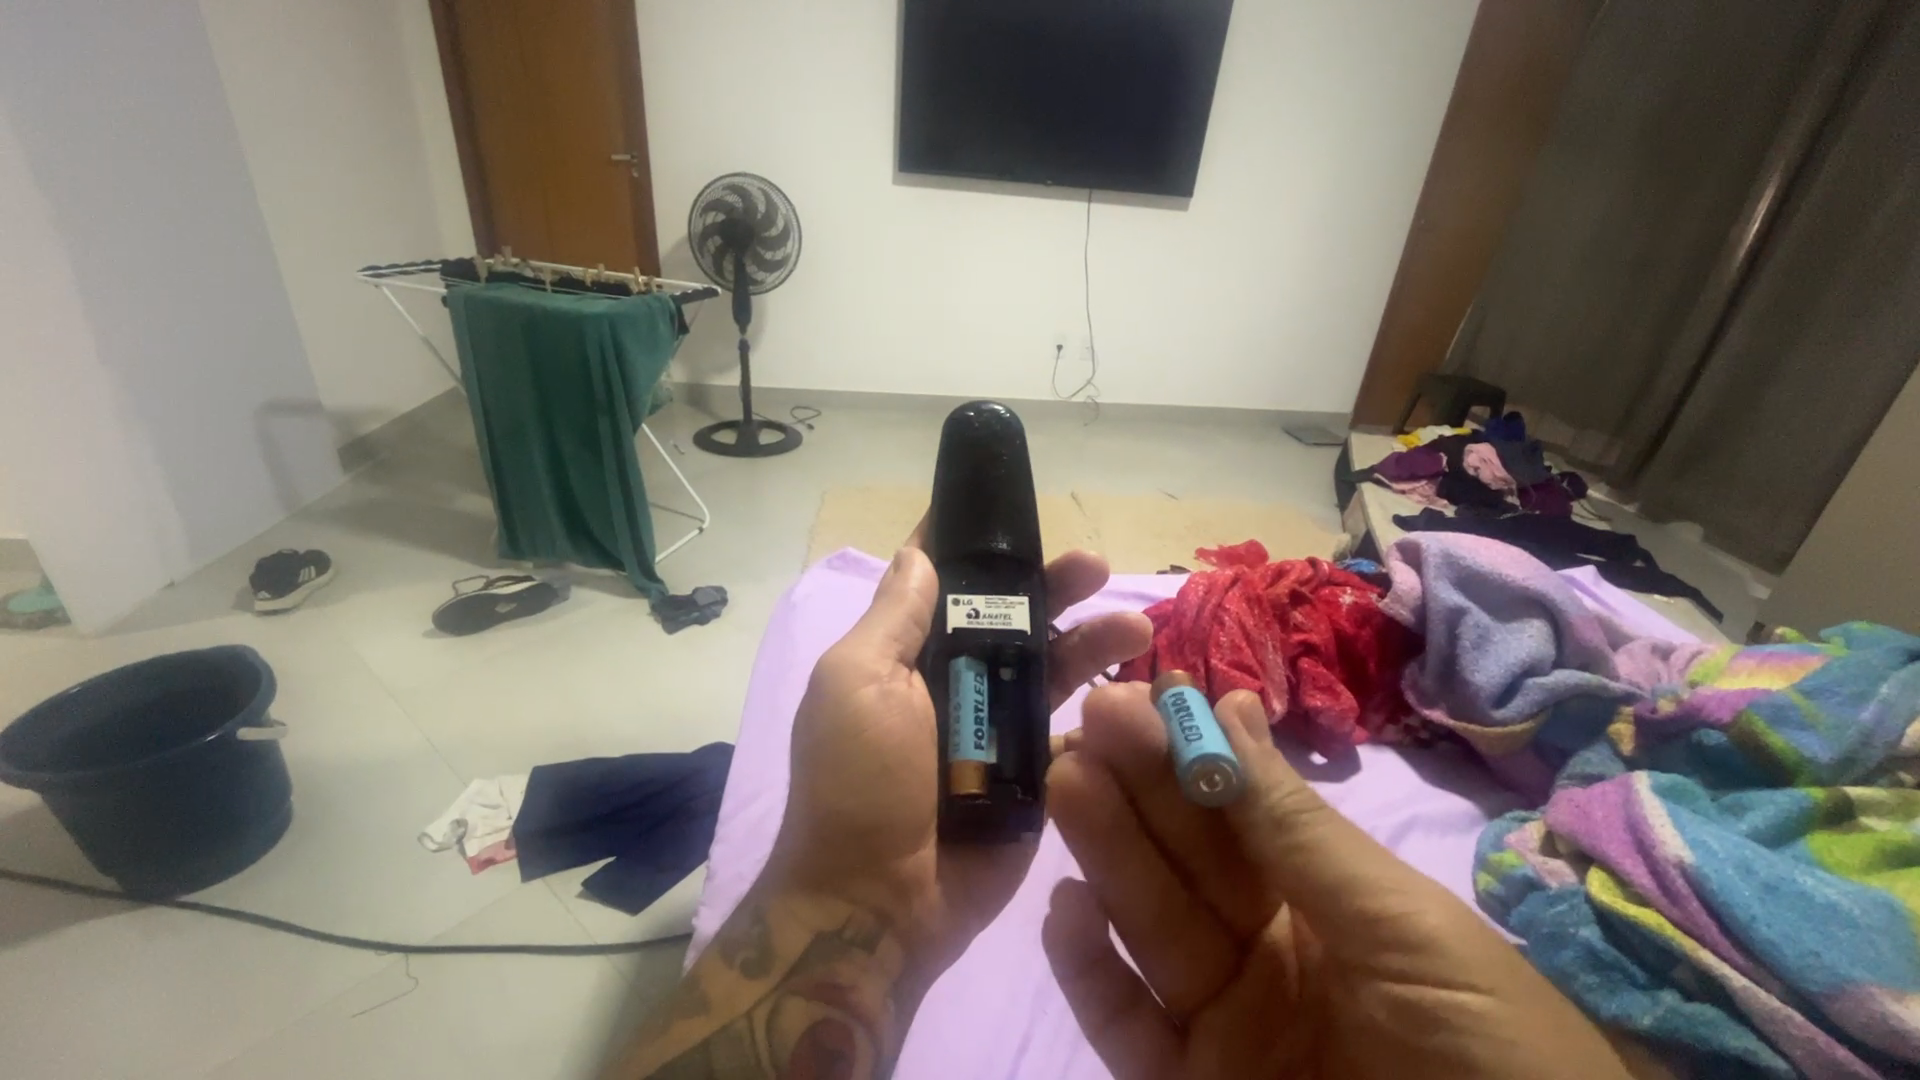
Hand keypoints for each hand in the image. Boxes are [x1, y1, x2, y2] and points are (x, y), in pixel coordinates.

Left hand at [768, 545, 1152, 998]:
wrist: (879, 902)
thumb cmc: (860, 780)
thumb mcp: (858, 683)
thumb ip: (893, 618)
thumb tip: (919, 554)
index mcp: (905, 655)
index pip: (942, 583)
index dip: (973, 546)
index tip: (1012, 511)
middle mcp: (953, 682)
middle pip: (1010, 619)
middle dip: (1052, 588)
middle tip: (1097, 567)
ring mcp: (995, 729)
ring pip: (1050, 667)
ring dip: (1090, 639)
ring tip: (1135, 622)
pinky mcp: (1031, 774)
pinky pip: (1072, 729)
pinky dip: (1103, 706)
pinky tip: (1136, 689)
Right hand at [1044, 684, 1637, 1079]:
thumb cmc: (1492, 1049)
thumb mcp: (1401, 923)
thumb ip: (1295, 825)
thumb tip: (1229, 705)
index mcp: (1322, 899)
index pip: (1237, 813)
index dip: (1189, 752)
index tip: (1142, 696)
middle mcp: (1263, 947)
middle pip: (1183, 857)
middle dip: (1135, 783)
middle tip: (1088, 721)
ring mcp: (1221, 1018)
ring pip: (1147, 920)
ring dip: (1103, 848)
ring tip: (1068, 778)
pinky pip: (1123, 1022)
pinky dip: (1087, 967)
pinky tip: (1067, 907)